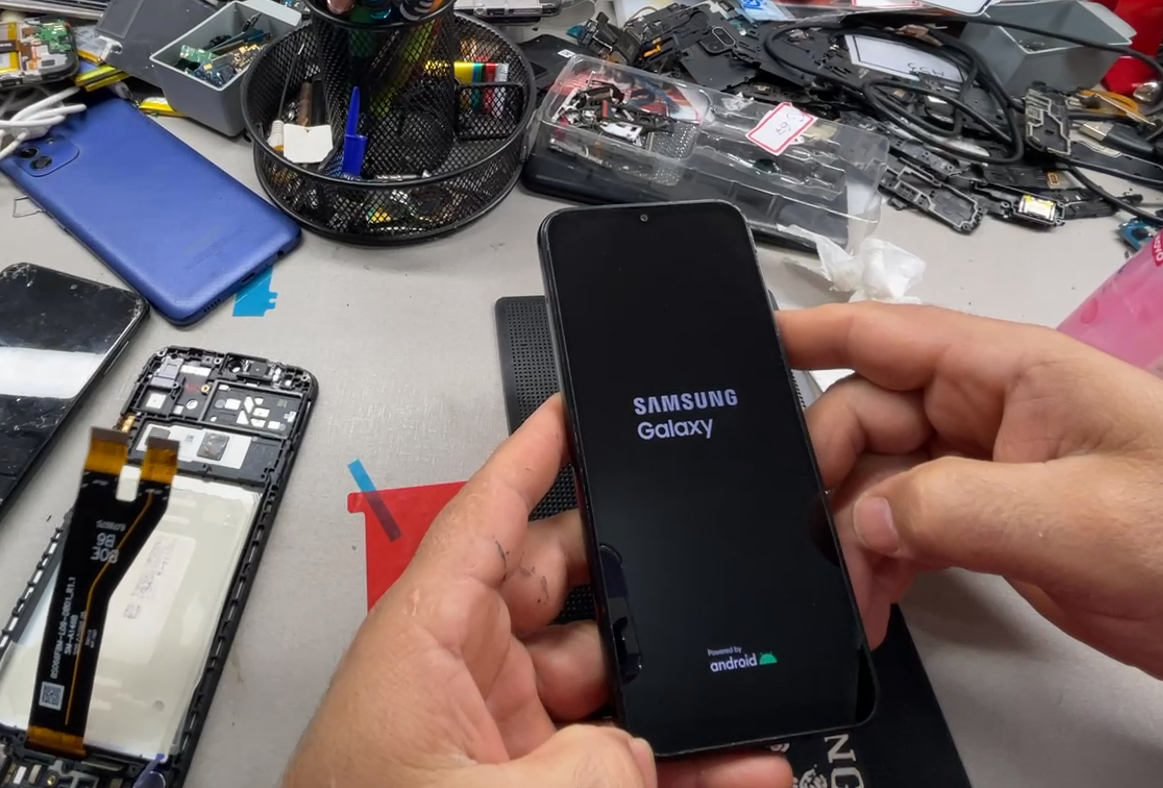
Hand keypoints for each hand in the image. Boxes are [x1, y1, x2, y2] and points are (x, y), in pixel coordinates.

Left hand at [284, 396, 792, 787]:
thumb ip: (576, 770)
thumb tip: (638, 753)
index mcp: (428, 635)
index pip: (484, 515)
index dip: (530, 455)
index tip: (570, 410)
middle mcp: (465, 662)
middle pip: (559, 582)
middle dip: (627, 569)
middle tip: (693, 559)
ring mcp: (501, 721)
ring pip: (599, 671)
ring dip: (665, 681)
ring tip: (733, 679)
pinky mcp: (527, 772)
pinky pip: (610, 746)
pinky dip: (668, 755)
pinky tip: (730, 761)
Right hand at [783, 302, 1162, 784]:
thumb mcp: (1088, 526)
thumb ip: (953, 509)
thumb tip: (854, 517)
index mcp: (1012, 372)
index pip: (887, 333)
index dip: (810, 331)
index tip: (745, 345)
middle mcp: (987, 407)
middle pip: (865, 416)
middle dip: (831, 477)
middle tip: (816, 540)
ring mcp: (984, 462)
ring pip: (877, 477)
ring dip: (852, 531)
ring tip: (849, 594)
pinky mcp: (987, 515)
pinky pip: (903, 520)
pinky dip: (879, 556)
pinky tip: (872, 597)